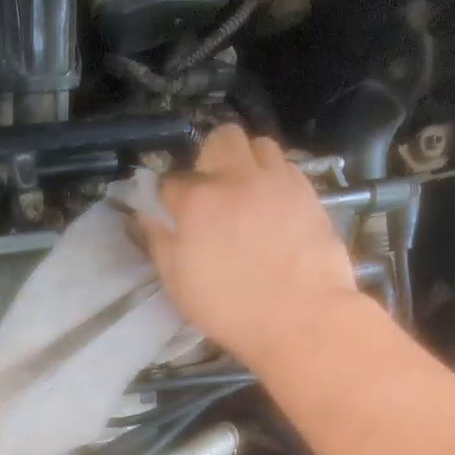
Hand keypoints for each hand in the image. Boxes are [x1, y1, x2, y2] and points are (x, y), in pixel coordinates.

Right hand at [142, 127, 361, 365]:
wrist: (299, 316)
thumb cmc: (228, 307)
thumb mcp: (177, 283)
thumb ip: (159, 243)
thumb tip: (146, 218)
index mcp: (198, 200)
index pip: (172, 180)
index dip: (168, 197)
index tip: (171, 214)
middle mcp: (238, 178)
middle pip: (222, 138)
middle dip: (210, 157)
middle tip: (210, 190)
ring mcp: (277, 180)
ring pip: (259, 144)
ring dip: (246, 162)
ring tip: (244, 193)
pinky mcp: (308, 192)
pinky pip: (286, 167)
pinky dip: (273, 178)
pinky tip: (271, 206)